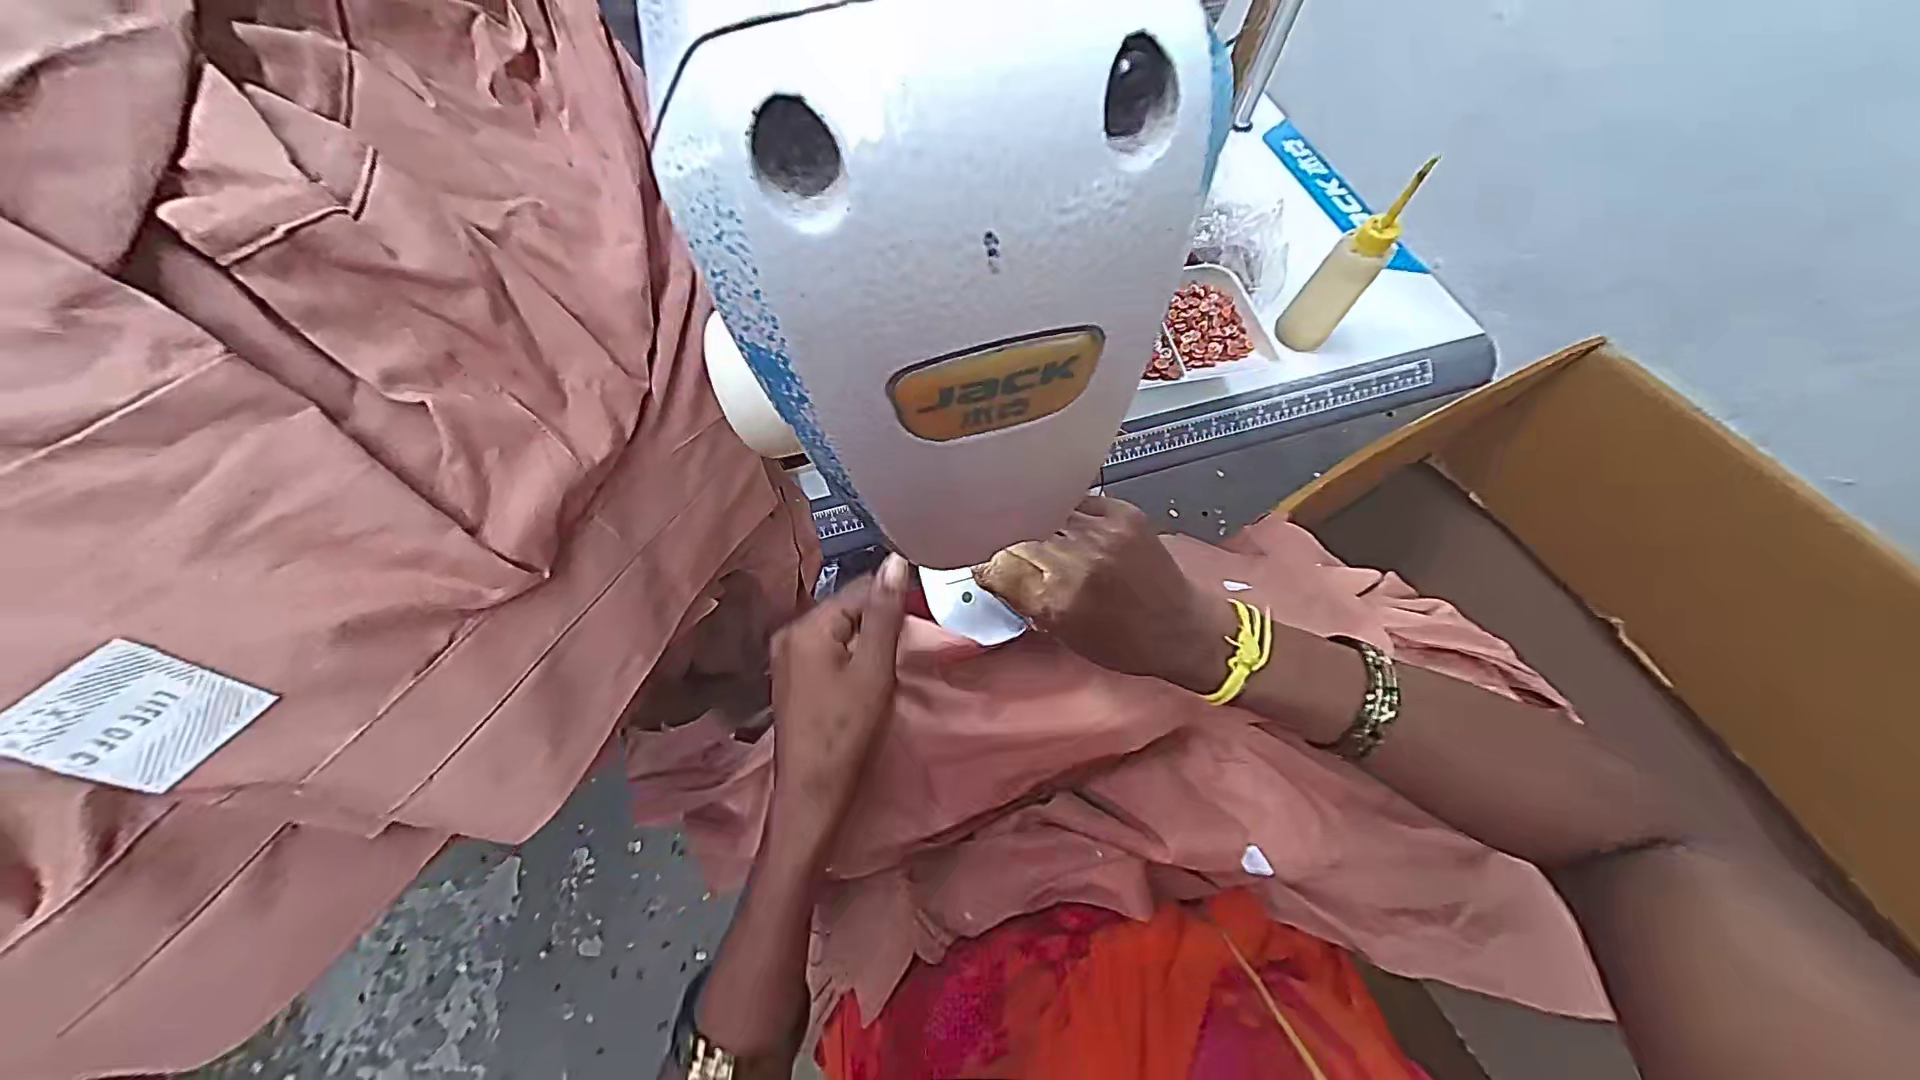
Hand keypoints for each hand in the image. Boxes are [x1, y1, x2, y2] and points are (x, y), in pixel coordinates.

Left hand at [769, 554, 910, 840]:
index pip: (858, 589)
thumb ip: (884, 613)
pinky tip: (867, 670)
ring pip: (838, 627)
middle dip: (878, 617)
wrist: (811, 792)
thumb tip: (895, 562)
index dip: (892, 596)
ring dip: (866, 634)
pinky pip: (827, 646)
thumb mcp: (873, 669)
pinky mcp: (791, 675)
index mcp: (806, 626)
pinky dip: (850, 651)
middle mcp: (789, 632)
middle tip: (909, 638)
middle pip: (845, 606)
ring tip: (892, 656)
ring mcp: (786, 654)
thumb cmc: (846, 732)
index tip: (922, 611)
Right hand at [975, 496, 1235, 693]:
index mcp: (1059, 599)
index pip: (997, 564)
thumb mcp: (1064, 633)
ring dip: (1037, 526)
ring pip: (1043, 514)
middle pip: (1018, 537)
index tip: (989, 569)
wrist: (1183, 627)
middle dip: (1010, 546)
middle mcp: (1078, 559)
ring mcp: (1102, 530)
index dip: (989, 566)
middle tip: (1015, 557)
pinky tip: (1069, 528)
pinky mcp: (1121, 512)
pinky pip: (1074, 503)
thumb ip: (1023, 598)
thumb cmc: (1123, 644)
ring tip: (1044, 540)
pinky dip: (1065, 515)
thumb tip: (991, 569)